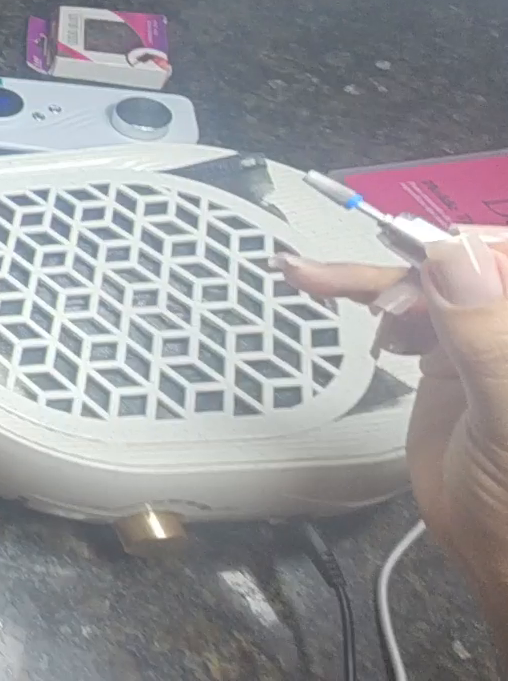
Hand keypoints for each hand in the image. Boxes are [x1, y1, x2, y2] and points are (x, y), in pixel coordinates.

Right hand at [279, 228, 507, 613]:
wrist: (502, 548)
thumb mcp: (507, 411)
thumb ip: (486, 333)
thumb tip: (449, 254)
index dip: (467, 250)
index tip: (409, 254)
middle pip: (462, 270)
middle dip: (399, 265)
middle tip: (329, 277)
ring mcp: (488, 341)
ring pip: (426, 285)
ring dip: (369, 278)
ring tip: (310, 280)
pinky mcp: (450, 355)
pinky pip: (408, 311)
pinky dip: (368, 298)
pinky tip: (340, 301)